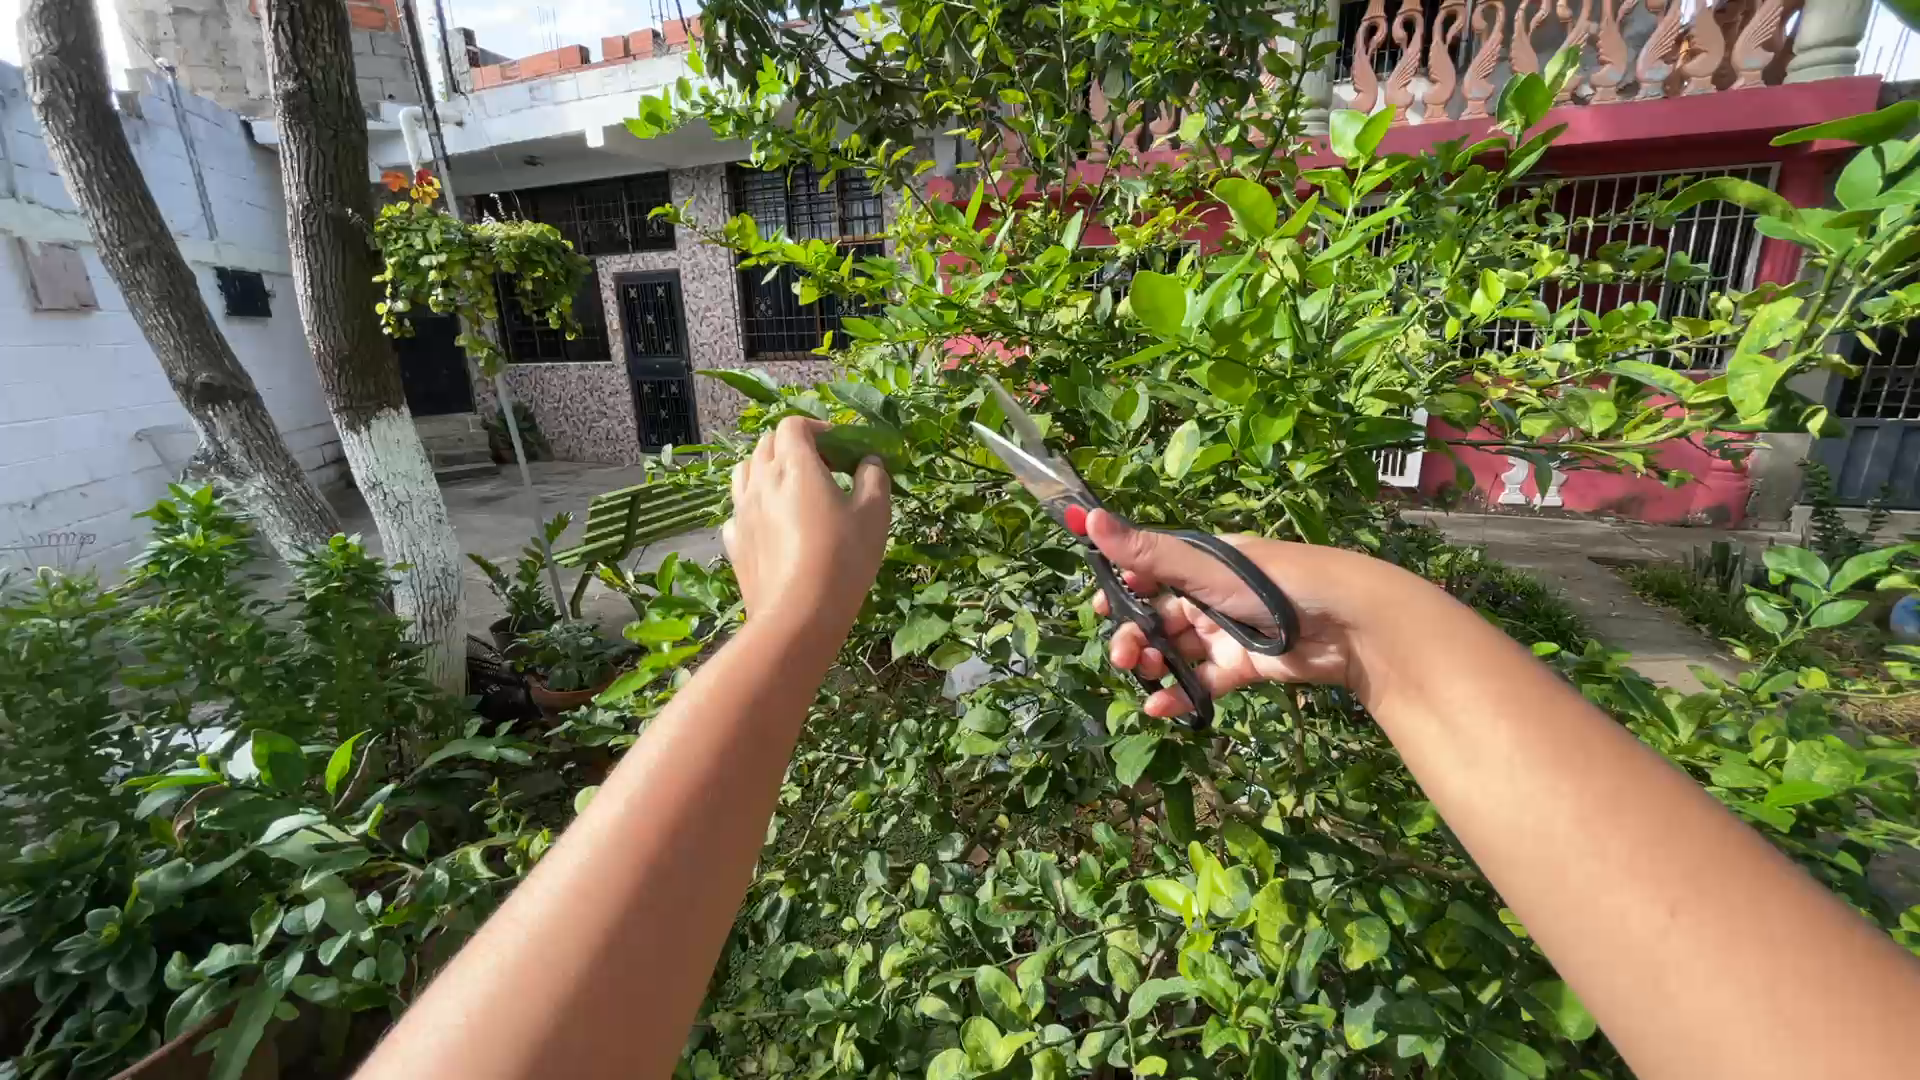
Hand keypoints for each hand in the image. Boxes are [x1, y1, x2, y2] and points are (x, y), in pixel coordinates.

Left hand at [723, 417, 891, 631]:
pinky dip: (754, 505)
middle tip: (822, 469)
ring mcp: (741, 511)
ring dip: (768, 470)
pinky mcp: (733, 541)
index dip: (817, 429)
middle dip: (794, 447)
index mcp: (794, 466)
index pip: (793, 426)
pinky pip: (738, 509)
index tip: (839, 447)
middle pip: (767, 444)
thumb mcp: (874, 514)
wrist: (798, 615)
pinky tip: (773, 524)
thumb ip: (873, 478)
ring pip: (746, 472)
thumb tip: (869, 462)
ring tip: (792, 491)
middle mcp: (761, 481)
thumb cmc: (843, 558)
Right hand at [1087, 510, 1404, 716]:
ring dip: (1153, 664)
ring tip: (1145, 674)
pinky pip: (1202, 681)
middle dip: (1133, 635)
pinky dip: (1179, 695)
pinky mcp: (1242, 666)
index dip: (1121, 591)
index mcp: (1197, 563)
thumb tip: (1085, 518)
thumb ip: (1144, 551)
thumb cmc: (1269, 581)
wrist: (1346, 622)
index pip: (1146, 573)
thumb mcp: (1201, 566)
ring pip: (1175, 650)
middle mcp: (1206, 595)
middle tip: (1123, 654)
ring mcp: (1224, 632)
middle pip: (1156, 617)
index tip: (1103, 607)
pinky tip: (1158, 708)